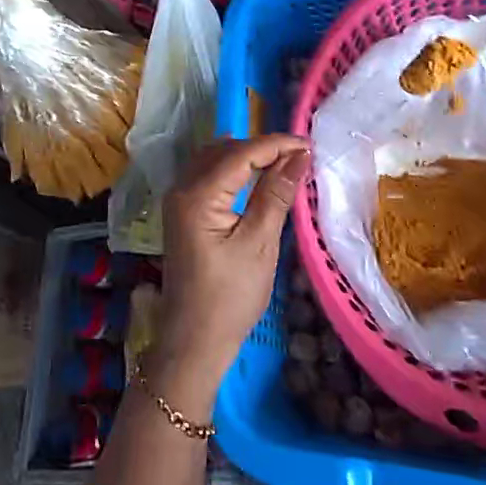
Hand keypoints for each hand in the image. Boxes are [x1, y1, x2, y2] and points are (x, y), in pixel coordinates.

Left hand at [157, 136, 310, 394]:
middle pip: (224, 151)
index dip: (275, 144)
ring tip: (282, 163)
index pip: (240, 154)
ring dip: (246, 156)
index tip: (308, 143)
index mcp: (197, 195)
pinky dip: (232, 170)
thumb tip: (298, 157)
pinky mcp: (181, 212)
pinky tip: (254, 177)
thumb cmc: (230, 297)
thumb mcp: (259, 244)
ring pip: (214, 159)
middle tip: (299, 155)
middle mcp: (181, 188)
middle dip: (261, 147)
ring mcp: (177, 200)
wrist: (194, 340)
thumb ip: (275, 195)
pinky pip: (207, 175)